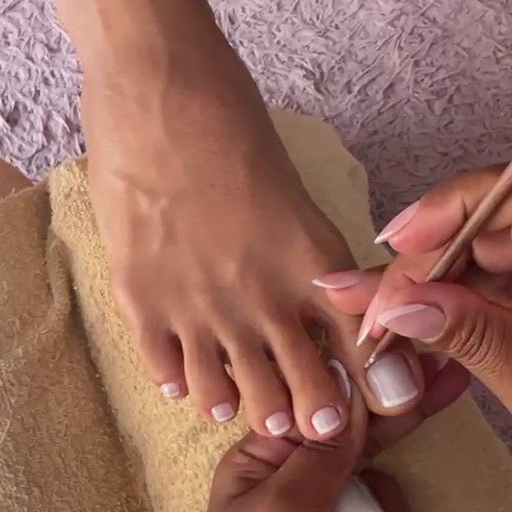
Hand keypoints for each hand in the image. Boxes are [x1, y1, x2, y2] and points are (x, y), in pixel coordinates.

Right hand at [81, 23, 427, 440]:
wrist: (156, 89)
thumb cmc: (230, 118)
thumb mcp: (289, 186)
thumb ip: (299, 249)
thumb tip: (305, 289)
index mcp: (311, 265)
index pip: (355, 348)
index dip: (368, 386)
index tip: (368, 403)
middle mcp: (262, 299)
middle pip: (300, 387)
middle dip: (311, 415)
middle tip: (307, 422)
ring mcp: (201, 306)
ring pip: (233, 392)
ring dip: (246, 405)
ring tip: (243, 409)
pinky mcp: (143, 299)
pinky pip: (167, 367)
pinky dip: (180, 382)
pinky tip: (183, 386)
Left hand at [174, 359, 462, 511]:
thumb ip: (325, 453)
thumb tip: (352, 386)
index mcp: (266, 455)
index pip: (321, 400)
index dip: (365, 376)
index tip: (408, 351)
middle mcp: (299, 476)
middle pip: (359, 433)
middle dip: (400, 414)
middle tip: (451, 377)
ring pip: (383, 483)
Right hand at [319, 161, 511, 511]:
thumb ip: (477, 342)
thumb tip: (399, 302)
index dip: (452, 203)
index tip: (393, 245)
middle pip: (494, 218)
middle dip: (424, 259)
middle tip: (365, 311)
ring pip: (491, 242)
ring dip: (433, 278)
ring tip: (376, 319)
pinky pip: (506, 267)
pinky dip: (460, 293)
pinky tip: (416, 319)